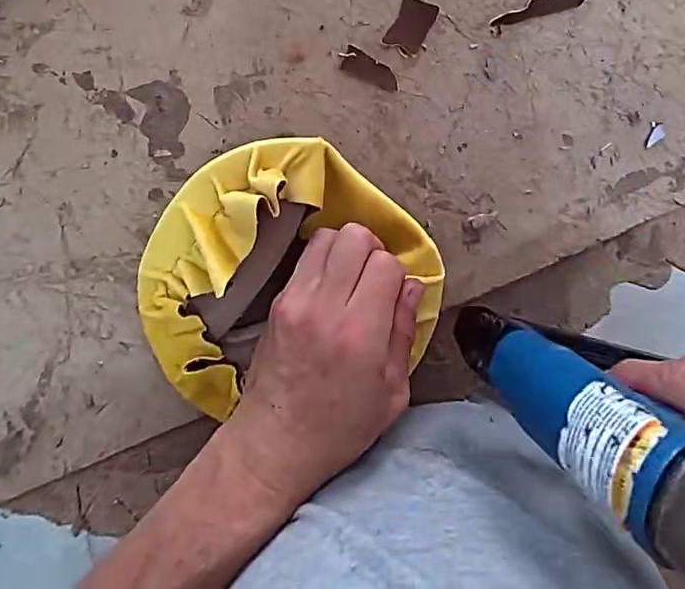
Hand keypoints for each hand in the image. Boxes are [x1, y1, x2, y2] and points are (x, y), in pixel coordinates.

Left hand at [210, 222, 424, 507]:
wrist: (271, 448)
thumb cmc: (339, 428)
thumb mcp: (392, 391)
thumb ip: (405, 331)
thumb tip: (413, 285)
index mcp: (359, 332)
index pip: (386, 263)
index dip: (397, 274)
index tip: (394, 296)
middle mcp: (324, 308)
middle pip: (355, 236)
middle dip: (374, 250)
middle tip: (375, 278)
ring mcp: (295, 301)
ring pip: (328, 236)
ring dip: (347, 249)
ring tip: (352, 278)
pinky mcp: (277, 303)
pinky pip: (306, 256)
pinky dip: (325, 260)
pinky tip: (330, 289)